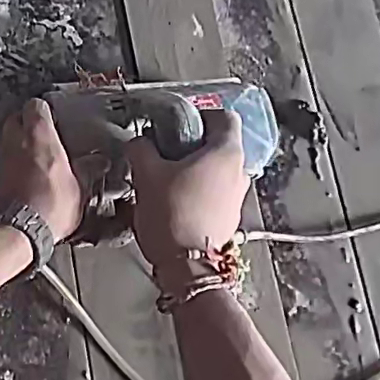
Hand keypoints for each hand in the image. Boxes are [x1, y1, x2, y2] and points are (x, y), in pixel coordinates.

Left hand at [0, 98, 84, 240]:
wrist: (20, 230)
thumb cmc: (49, 205)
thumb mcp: (79, 187)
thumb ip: (88, 170)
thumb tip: (99, 162)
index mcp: (39, 134)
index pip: (36, 105)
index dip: (45, 110)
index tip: (55, 118)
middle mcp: (15, 141)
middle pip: (16, 119)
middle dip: (27, 125)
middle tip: (44, 137)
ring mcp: (1, 159)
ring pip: (7, 141)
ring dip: (18, 146)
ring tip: (35, 158)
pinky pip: (2, 163)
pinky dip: (11, 166)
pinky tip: (25, 178)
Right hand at [126, 105, 246, 278]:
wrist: (185, 265)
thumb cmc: (171, 214)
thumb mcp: (147, 175)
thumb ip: (141, 150)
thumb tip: (138, 142)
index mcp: (226, 152)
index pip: (223, 116)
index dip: (199, 114)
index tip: (176, 124)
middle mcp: (240, 171)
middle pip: (220, 145)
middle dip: (193, 146)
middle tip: (166, 153)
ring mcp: (238, 197)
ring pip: (217, 172)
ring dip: (196, 171)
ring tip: (167, 181)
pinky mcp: (230, 219)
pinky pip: (215, 195)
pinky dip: (199, 193)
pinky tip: (176, 203)